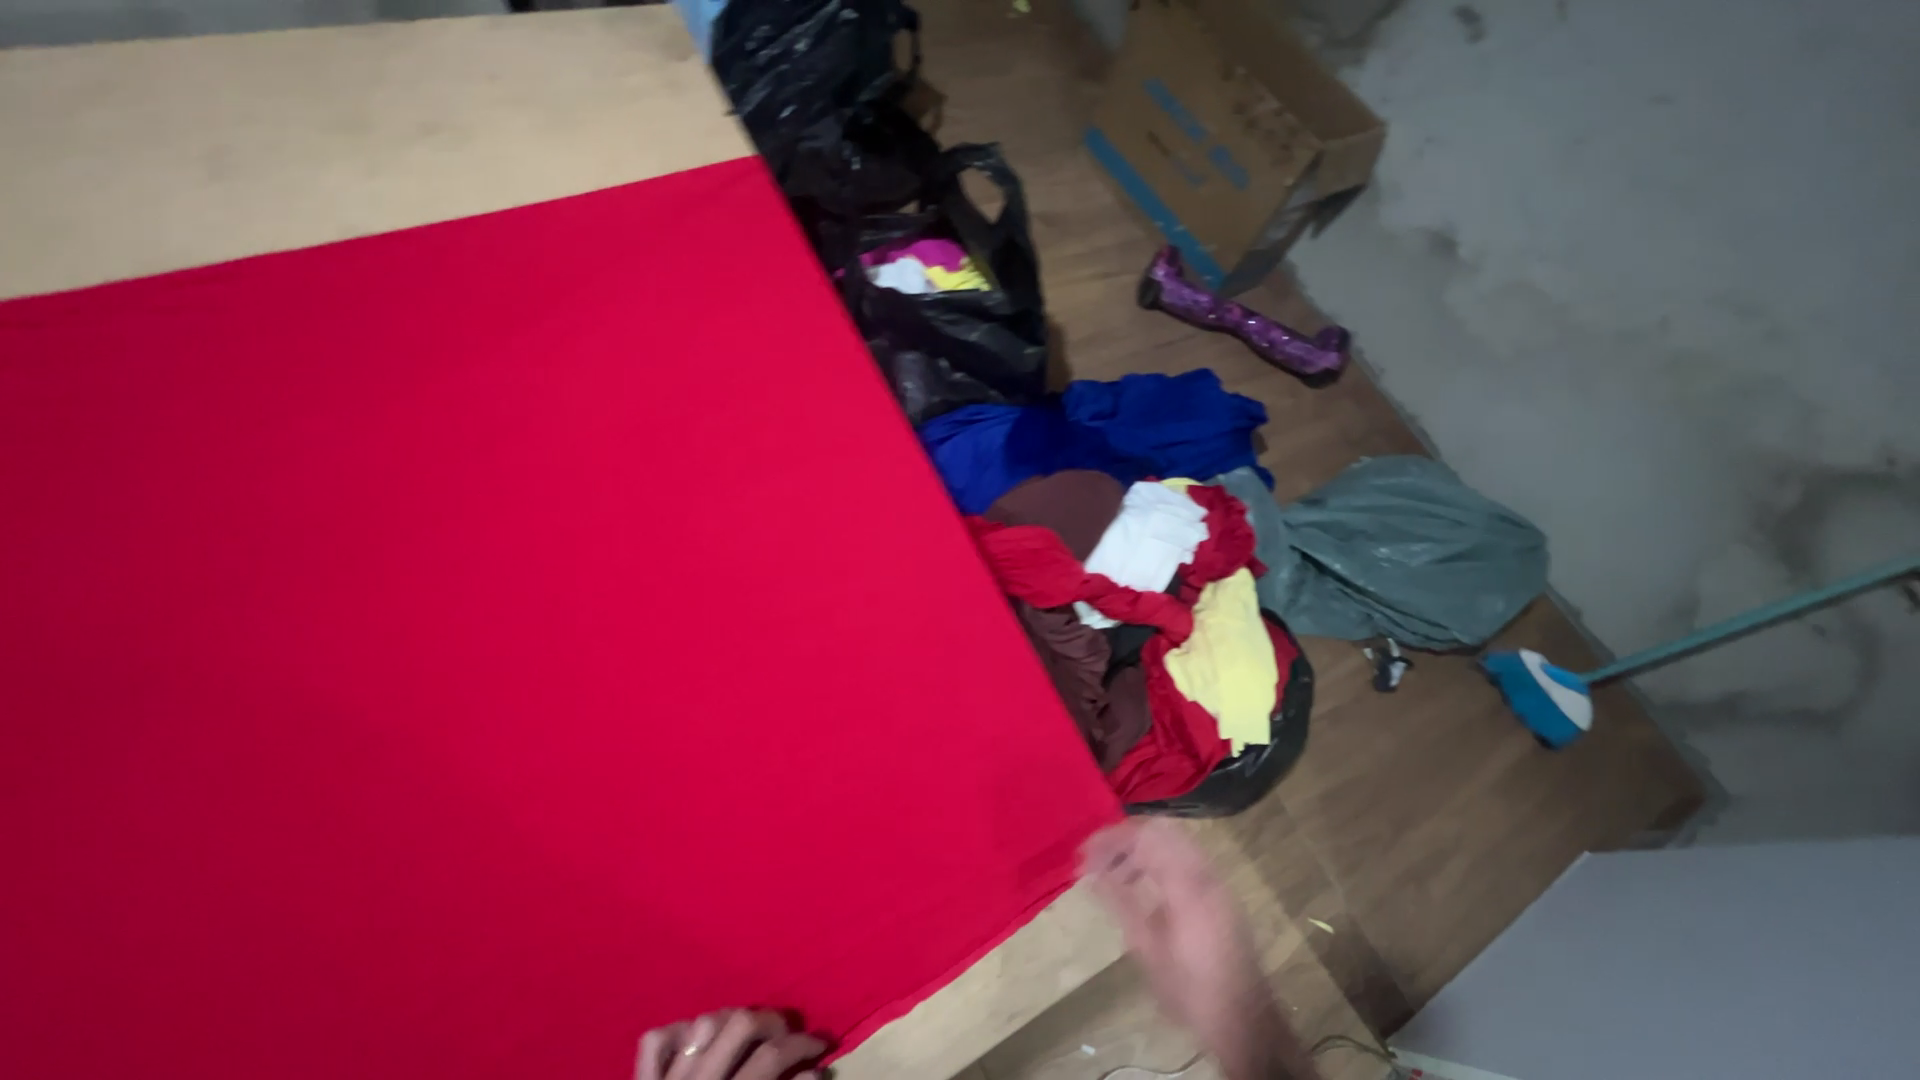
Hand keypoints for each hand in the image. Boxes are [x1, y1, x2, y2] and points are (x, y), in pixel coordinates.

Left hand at [636, 1009, 825, 1079]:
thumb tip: (816, 1072)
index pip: (773, 1057)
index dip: (804, 1046)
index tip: (821, 1048)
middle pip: (743, 1025)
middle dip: (774, 1022)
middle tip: (788, 1036)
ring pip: (705, 1022)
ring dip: (732, 1021)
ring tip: (748, 1035)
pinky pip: (656, 1041)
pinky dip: (678, 1033)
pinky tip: (698, 1043)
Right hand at [1082, 820, 1294, 1078]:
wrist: (1243, 1019)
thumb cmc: (1189, 989)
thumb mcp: (1146, 948)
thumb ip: (1119, 901)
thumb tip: (1089, 872)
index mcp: (1186, 884)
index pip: (1142, 836)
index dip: (1109, 840)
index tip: (1084, 855)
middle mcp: (1205, 871)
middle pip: (1160, 829)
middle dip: (1125, 839)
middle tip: (1098, 859)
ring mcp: (1217, 880)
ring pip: (1175, 840)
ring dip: (1143, 848)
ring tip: (1116, 874)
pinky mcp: (1221, 892)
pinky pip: (1187, 856)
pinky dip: (1161, 859)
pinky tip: (1144, 883)